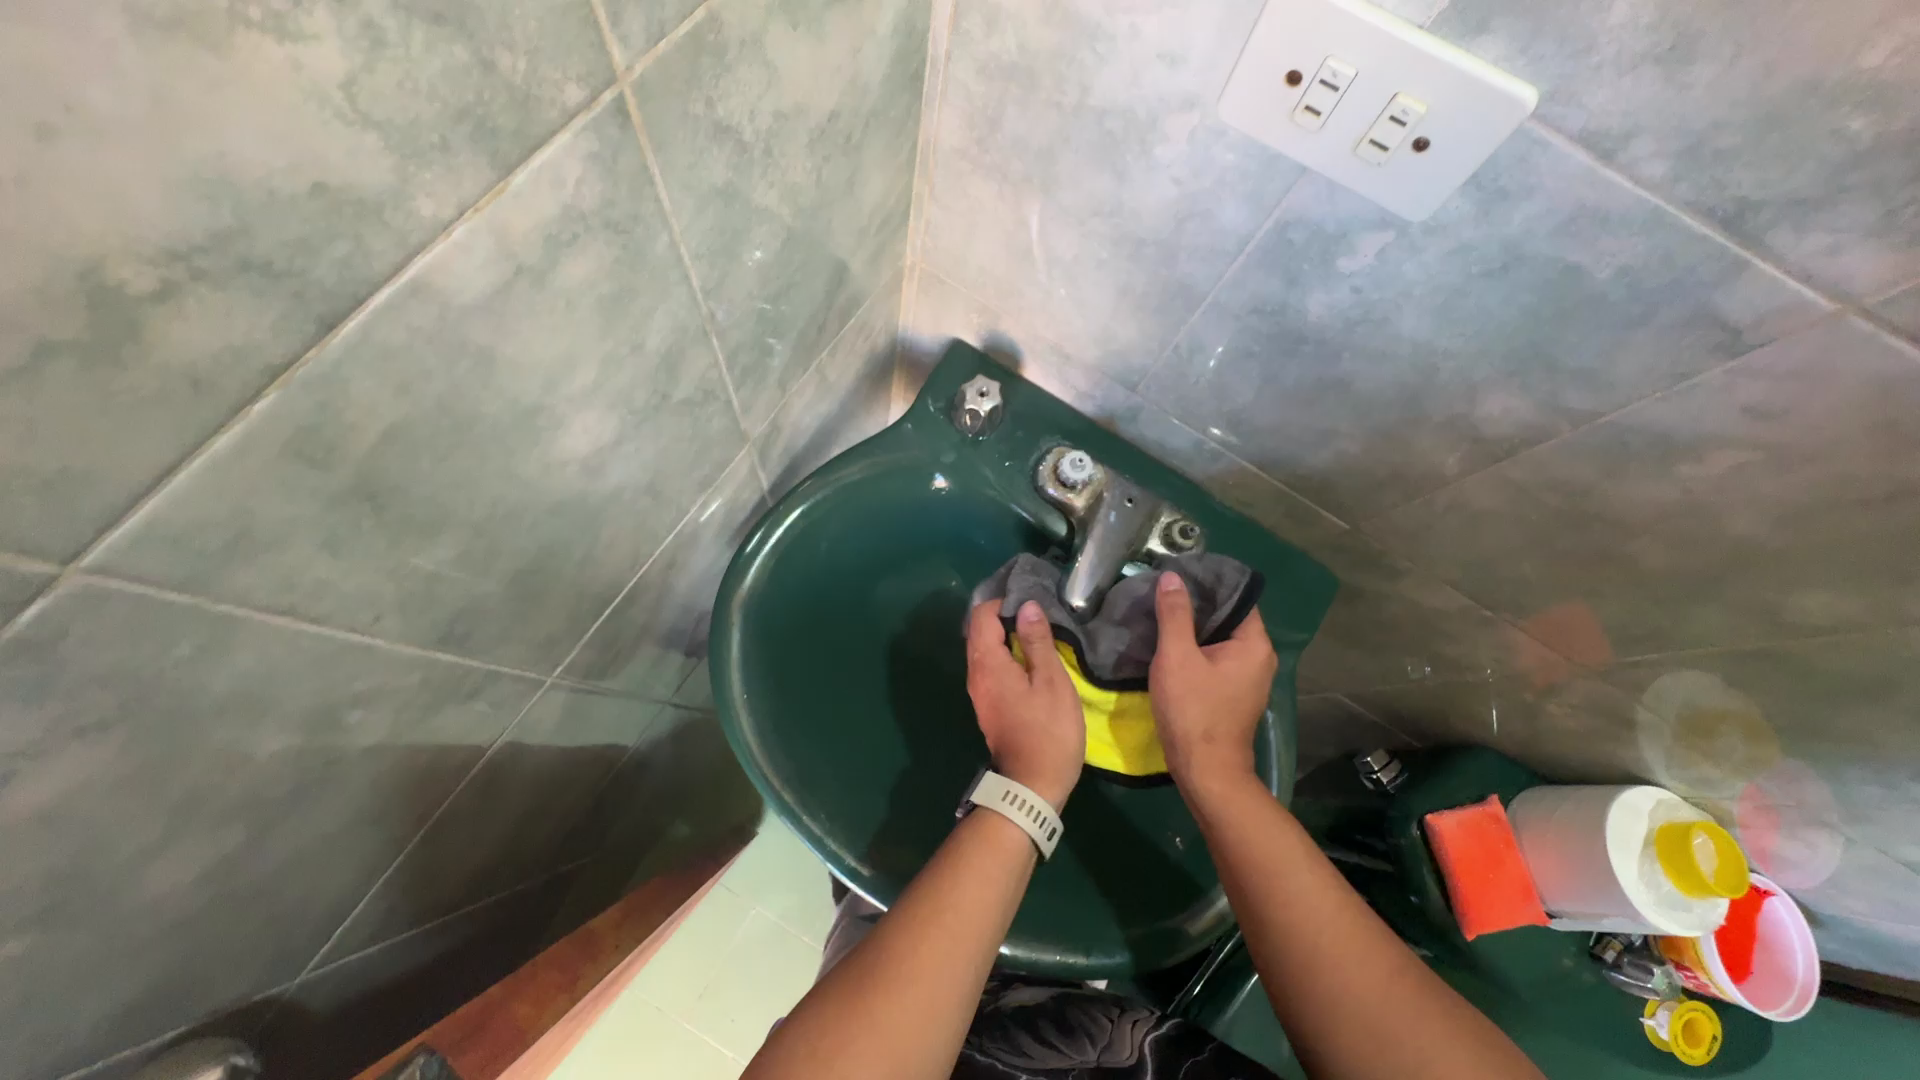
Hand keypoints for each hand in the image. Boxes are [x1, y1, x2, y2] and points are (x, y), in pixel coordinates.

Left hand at [965, 600, 1085, 808]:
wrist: (1031, 785)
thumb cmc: (1048, 731)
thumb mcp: (1051, 682)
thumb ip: (1038, 641)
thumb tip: (1027, 606)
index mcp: (987, 663)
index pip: (982, 615)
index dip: (1005, 602)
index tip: (1033, 602)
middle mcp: (975, 674)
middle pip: (980, 631)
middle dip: (1005, 616)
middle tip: (1040, 615)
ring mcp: (979, 691)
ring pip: (985, 650)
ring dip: (1007, 637)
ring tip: (1040, 635)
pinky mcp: (988, 705)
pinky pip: (991, 668)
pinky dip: (1007, 656)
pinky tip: (1032, 661)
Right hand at [1149, 572, 1276, 792]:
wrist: (1204, 770)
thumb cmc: (1193, 710)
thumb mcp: (1177, 657)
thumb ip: (1175, 615)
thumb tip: (1172, 577)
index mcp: (1255, 644)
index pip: (1236, 599)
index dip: (1208, 584)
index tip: (1179, 575)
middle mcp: (1260, 658)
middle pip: (1228, 619)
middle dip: (1197, 607)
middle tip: (1164, 593)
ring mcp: (1249, 679)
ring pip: (1220, 642)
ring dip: (1194, 631)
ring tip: (1163, 615)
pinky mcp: (1234, 695)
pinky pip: (1216, 661)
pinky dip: (1197, 652)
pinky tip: (1170, 647)